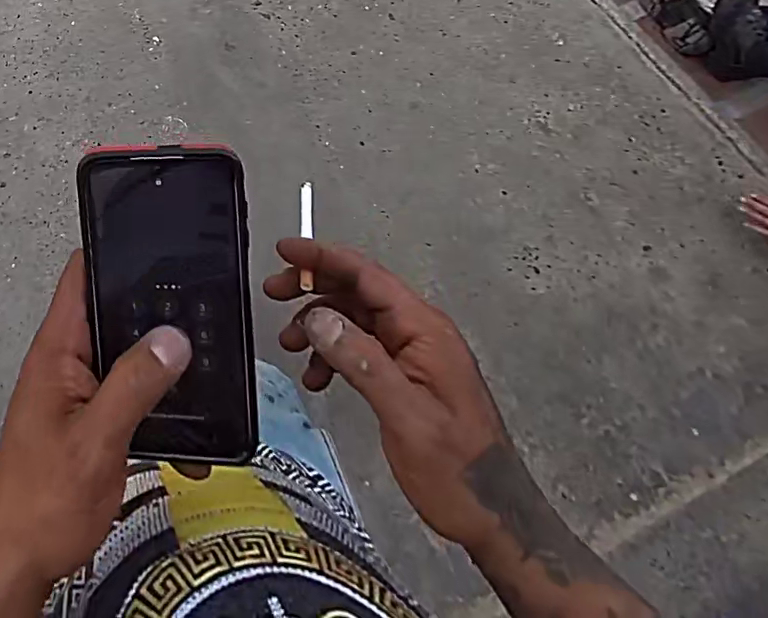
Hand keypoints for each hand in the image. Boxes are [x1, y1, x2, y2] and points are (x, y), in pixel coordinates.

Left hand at [0, 251, 190, 595]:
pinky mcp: (86, 414)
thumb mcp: (97, 437)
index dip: (109, 251)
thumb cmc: (39, 504)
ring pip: (122, 350)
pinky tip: (176, 407)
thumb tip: (170, 338)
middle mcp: (63, 361)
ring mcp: (75, 388)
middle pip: (109, 309)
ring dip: (153, 354)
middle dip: (147, 305)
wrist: (16, 560)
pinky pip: (125, 386)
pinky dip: (151, 391)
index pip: (79, 276)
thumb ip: (135, 383)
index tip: (145, 238)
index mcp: (56, 351)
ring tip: (193, 355)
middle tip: (190, 300)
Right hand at [262, 238, 508, 550]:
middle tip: (273, 291)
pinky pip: (356, 346)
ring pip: (351, 317)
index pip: (366, 276)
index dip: (323, 257)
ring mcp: (409, 352)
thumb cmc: (459, 471)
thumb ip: (361, 361)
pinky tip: (316, 375)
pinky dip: (329, 353)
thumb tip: (317, 317)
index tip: (286, 248)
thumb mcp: (406, 415)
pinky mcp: (401, 373)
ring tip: (290, 343)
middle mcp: (417, 332)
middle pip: (355, 289)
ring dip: (316, 324)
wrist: (494, 520)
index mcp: (424, 330)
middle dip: (311, 286)